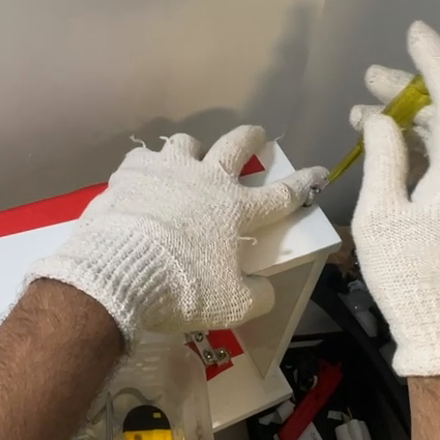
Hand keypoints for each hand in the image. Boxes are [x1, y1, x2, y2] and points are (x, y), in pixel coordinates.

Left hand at [29, 126, 327, 340]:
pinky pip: (142, 159)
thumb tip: (265, 289)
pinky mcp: (130, 174)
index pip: (282, 194)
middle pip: (236, 147)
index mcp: (237, 210)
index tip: (319, 171)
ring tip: (189, 160)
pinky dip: (146, 168)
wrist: (120, 274)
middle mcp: (206, 181)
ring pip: (186, 144)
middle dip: (251, 138)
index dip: (304, 183)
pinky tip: (141, 181)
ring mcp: (167, 172)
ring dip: (193, 150)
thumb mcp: (233, 304)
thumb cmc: (184, 288)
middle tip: (256, 134)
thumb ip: (257, 295)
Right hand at [351, 23, 439, 376]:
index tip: (414, 32)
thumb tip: (383, 122)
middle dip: (411, 94)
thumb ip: (383, 157)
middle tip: (370, 80)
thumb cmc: (410, 275)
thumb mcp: (381, 214)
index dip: (434, 59)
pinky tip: (389, 149)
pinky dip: (422, 151)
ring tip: (366, 115)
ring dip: (412, 125)